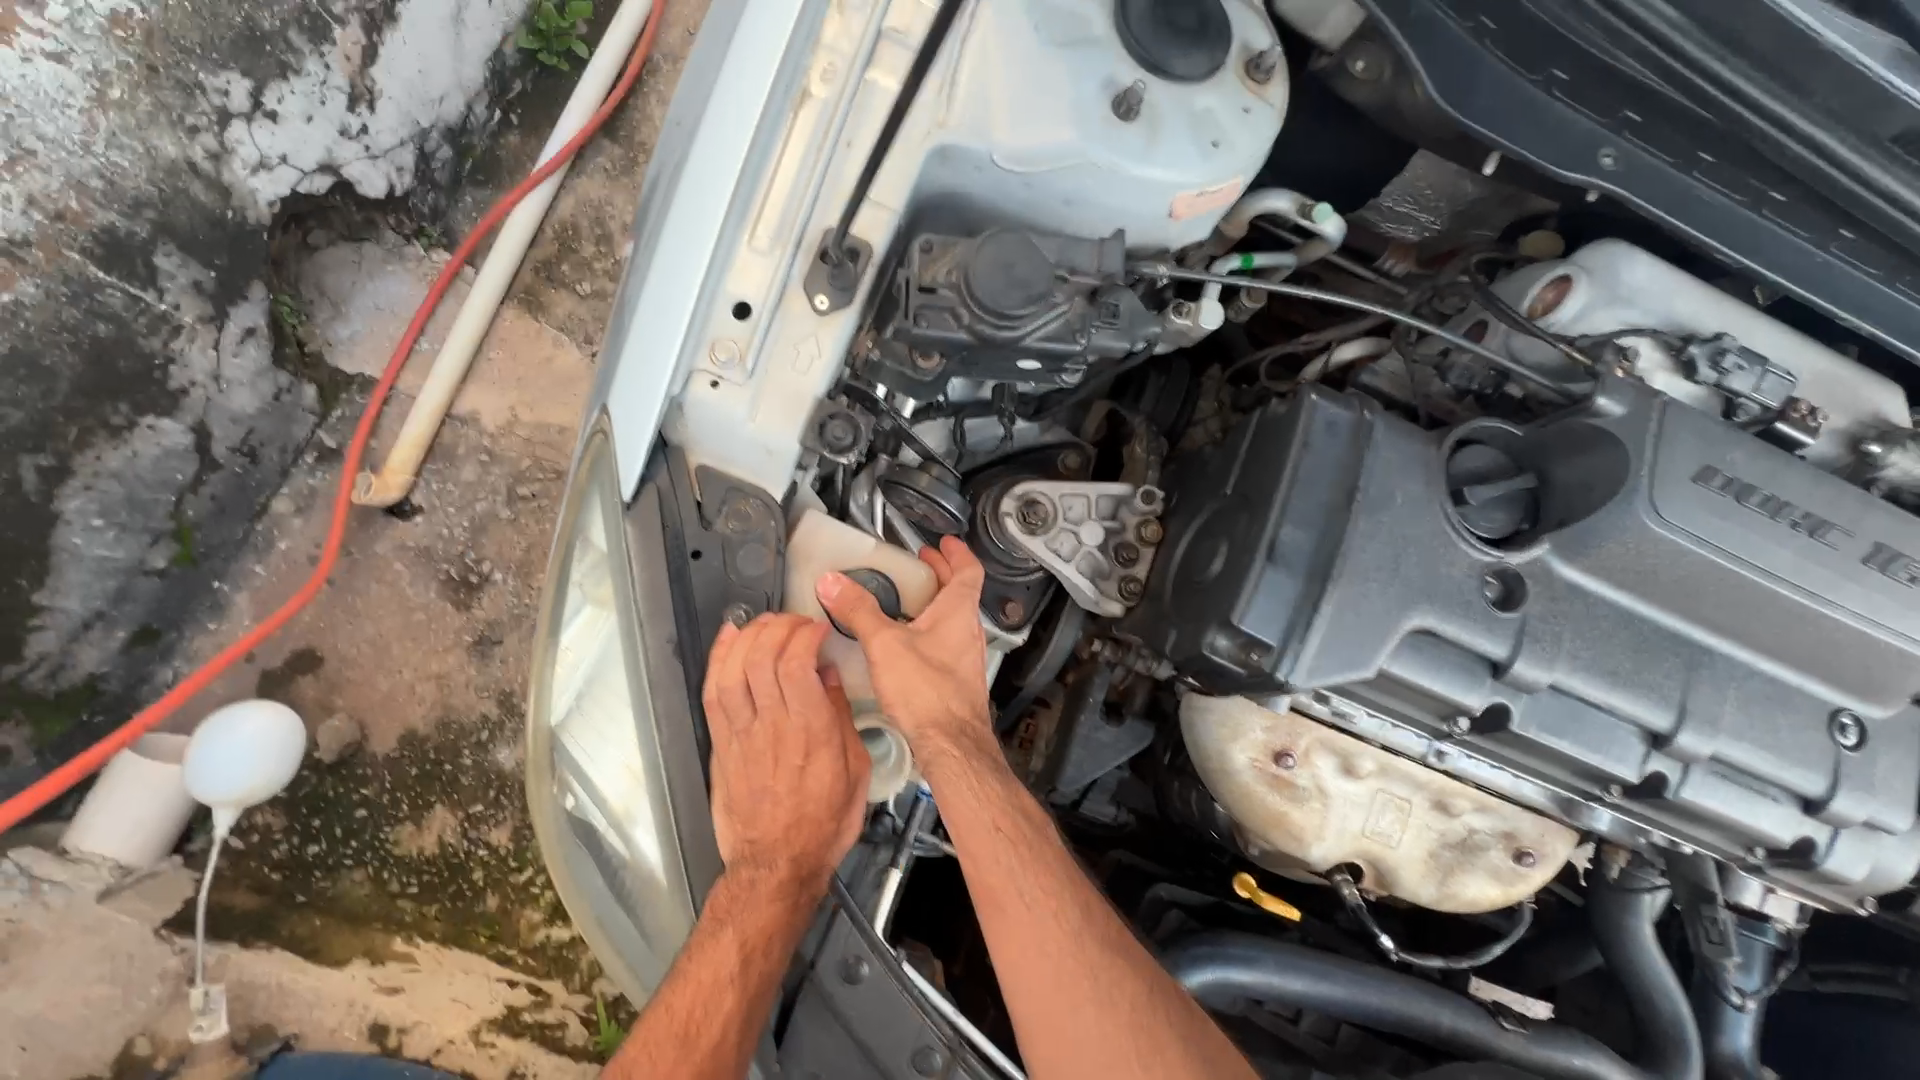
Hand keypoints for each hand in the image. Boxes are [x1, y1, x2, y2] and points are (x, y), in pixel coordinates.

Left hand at [702, 614, 870, 893]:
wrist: (777, 864)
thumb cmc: (825, 821)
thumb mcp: (856, 770)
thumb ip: (841, 718)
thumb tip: (828, 675)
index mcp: (811, 731)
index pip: (798, 663)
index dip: (805, 633)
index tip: (819, 628)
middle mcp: (773, 725)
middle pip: (763, 656)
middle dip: (780, 626)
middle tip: (797, 622)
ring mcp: (741, 733)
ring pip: (735, 668)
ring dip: (749, 635)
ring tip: (767, 622)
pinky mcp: (721, 744)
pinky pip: (713, 692)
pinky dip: (718, 658)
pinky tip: (729, 636)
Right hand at [816, 536, 993, 769]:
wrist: (952, 744)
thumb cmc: (928, 692)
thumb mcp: (885, 644)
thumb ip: (858, 611)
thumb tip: (833, 583)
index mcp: (958, 612)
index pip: (969, 570)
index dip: (957, 553)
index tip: (944, 543)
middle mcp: (968, 632)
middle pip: (961, 593)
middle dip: (942, 576)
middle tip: (922, 566)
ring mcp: (966, 658)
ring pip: (954, 620)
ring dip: (936, 605)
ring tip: (908, 602)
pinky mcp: (958, 680)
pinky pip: (946, 644)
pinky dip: (931, 632)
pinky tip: (907, 645)